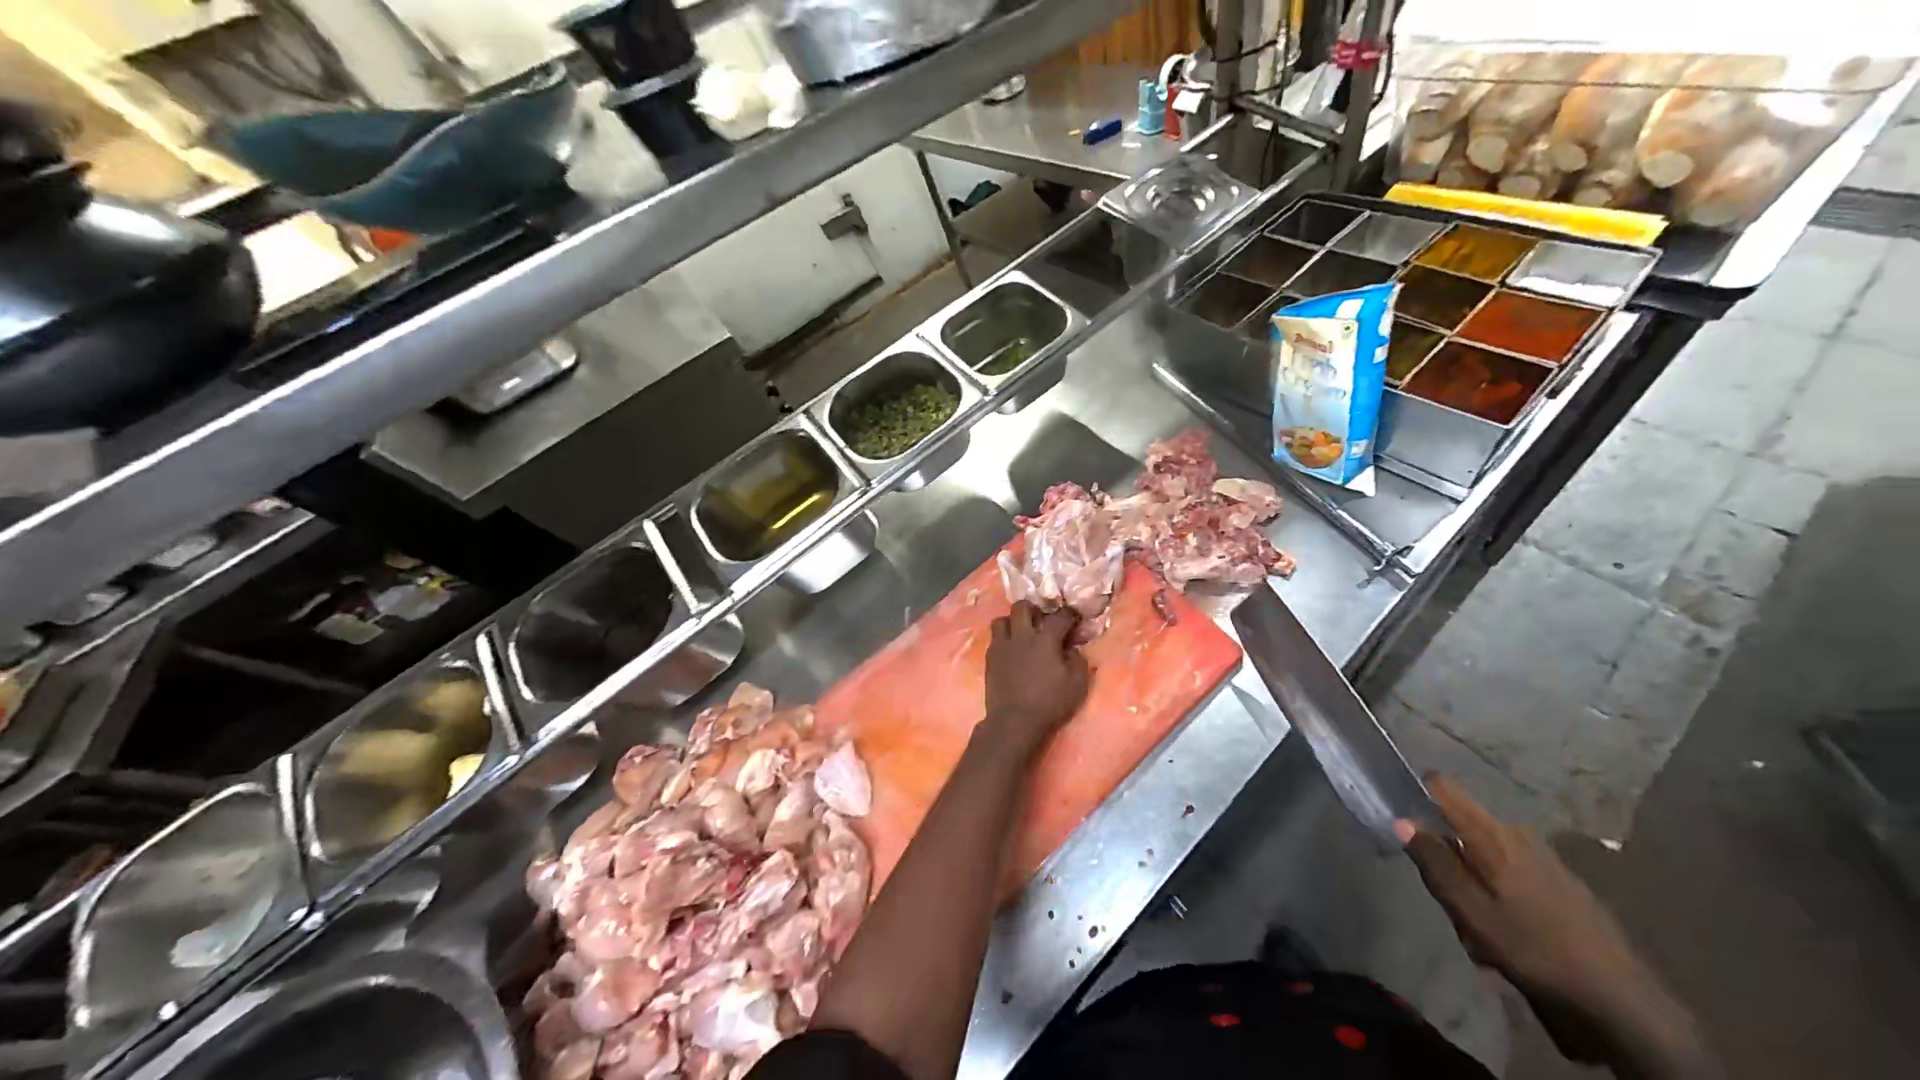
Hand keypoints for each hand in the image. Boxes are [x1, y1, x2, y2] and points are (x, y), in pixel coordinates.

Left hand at [981, 601, 1088, 760]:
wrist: (1015, 720)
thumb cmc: (1050, 703)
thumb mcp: (1077, 684)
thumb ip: (1078, 661)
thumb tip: (1072, 649)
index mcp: (1046, 640)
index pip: (1059, 616)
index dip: (1068, 614)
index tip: (1073, 618)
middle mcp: (1022, 636)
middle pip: (1022, 607)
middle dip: (1033, 609)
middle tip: (1040, 620)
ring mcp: (1002, 646)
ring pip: (1002, 620)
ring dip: (1012, 622)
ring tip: (1021, 632)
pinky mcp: (990, 658)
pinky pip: (994, 638)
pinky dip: (1003, 639)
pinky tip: (1010, 650)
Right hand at [1403, 777, 1713, 1076]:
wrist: (1621, 999)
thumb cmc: (1535, 950)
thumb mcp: (1471, 911)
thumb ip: (1435, 862)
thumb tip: (1402, 819)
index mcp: (1492, 834)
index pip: (1443, 787)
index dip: (1417, 793)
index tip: (1403, 818)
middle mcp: (1517, 834)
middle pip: (1460, 826)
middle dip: (1446, 856)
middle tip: (1448, 902)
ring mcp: (1544, 857)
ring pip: (1484, 853)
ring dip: (1472, 881)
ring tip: (1478, 929)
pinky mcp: (1561, 881)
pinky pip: (1510, 871)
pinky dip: (1498, 893)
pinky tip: (1508, 932)